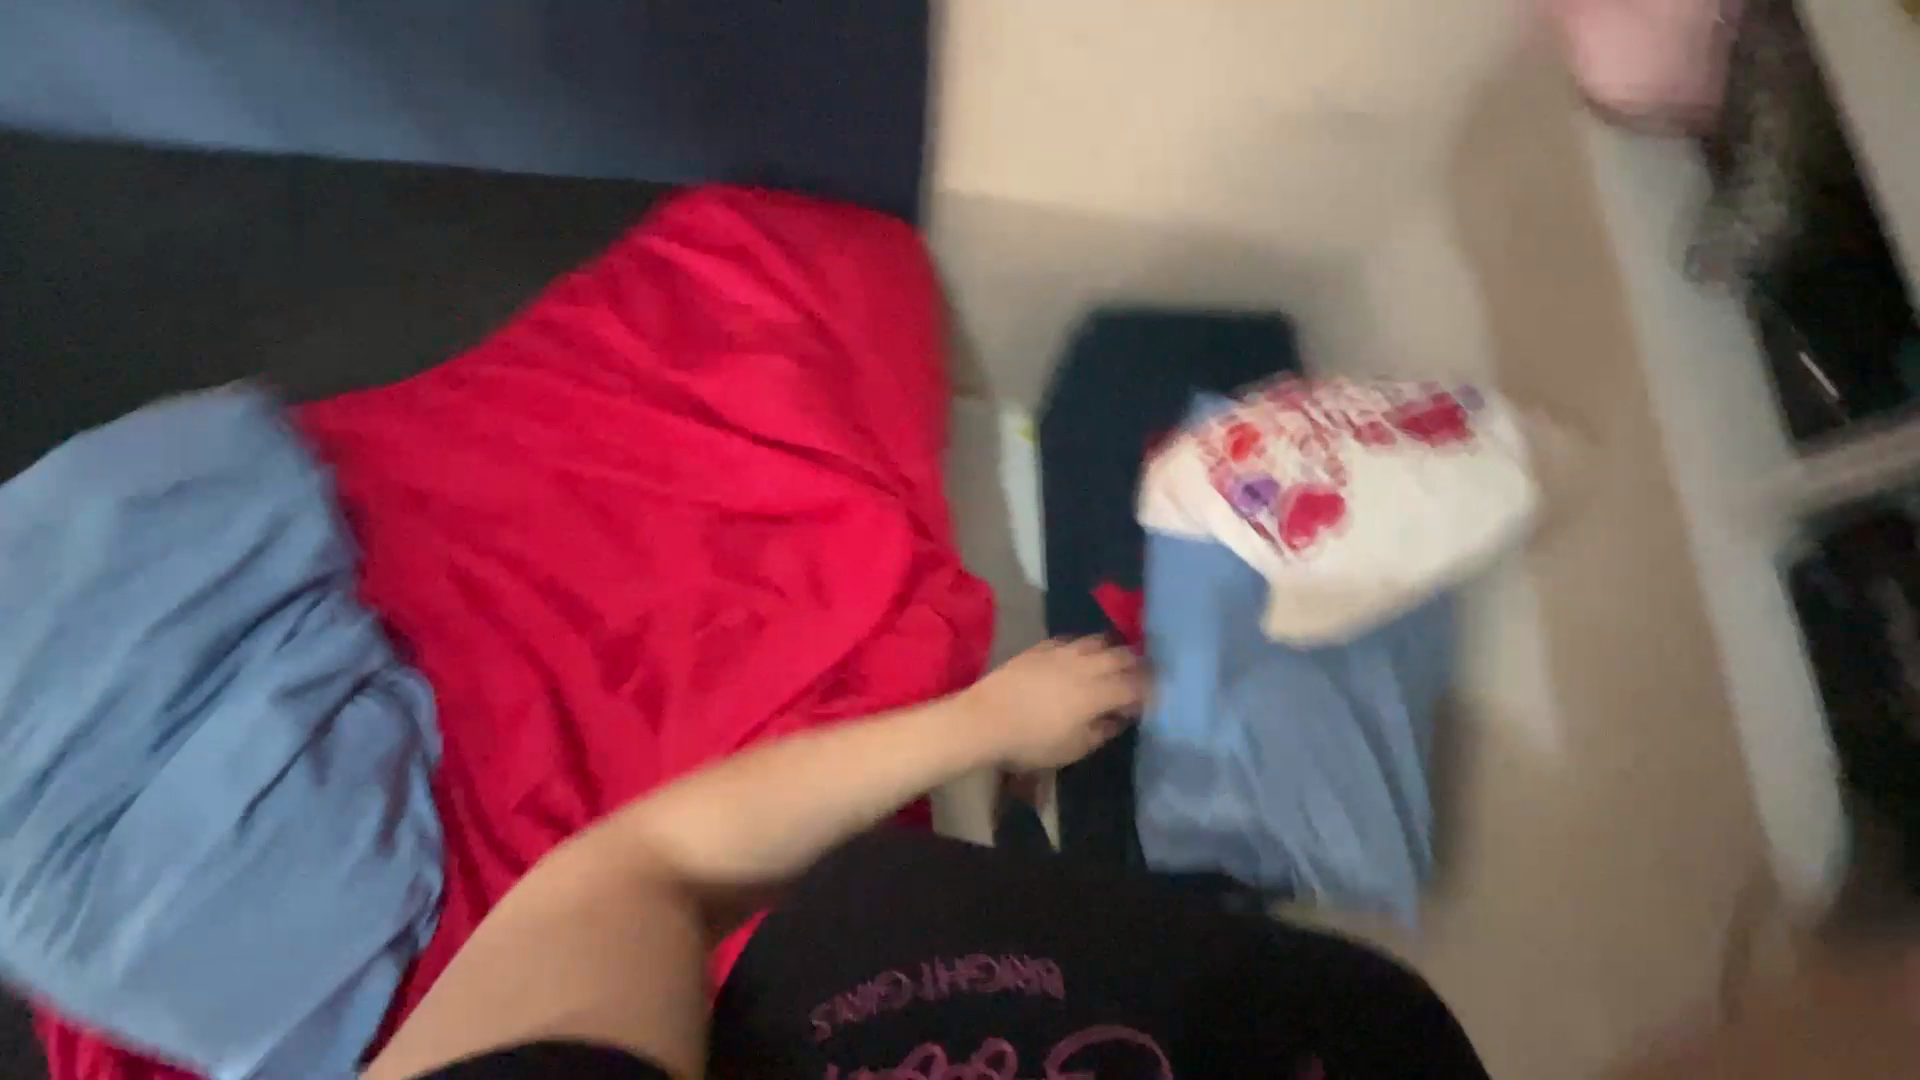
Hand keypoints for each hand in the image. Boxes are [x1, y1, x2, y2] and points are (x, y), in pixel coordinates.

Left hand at [958, 638, 1145, 768]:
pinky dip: (1085, 647)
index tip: (1157, 696)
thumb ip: (1101, 731)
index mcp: (1097, 693)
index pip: (1135, 685)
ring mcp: (1061, 652)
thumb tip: (1119, 718)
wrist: (983, 719)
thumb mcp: (1072, 748)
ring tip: (1116, 661)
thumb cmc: (1030, 742)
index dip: (1151, 690)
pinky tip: (1082, 656)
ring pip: (1097, 641)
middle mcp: (1084, 665)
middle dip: (1137, 665)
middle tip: (1143, 676)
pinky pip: (1072, 641)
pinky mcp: (1040, 648)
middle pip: (1121, 656)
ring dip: (1113, 650)